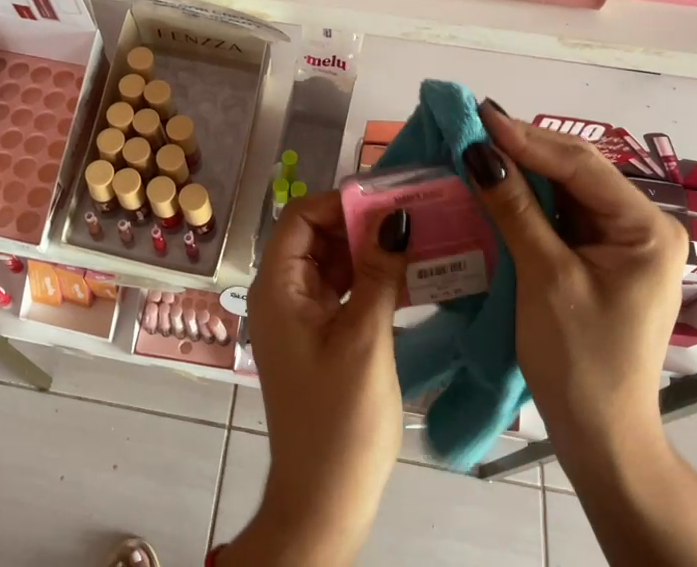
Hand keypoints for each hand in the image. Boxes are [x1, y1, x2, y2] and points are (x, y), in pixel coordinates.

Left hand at [225, 191, 407, 566]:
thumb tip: (395, 215)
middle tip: (414, 215)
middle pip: (315, 237)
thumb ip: (378, 272)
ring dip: (369, 252)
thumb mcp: (365, 336)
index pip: (300, 218)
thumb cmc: (341, 417)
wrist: (326, 497)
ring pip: (331, 264)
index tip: (389, 198)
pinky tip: (408, 277)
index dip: (340, 202)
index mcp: (277, 287)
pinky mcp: (319, 338)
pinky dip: (369, 280)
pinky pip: (341, 292)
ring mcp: (299, 318)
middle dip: (360, 224)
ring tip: (418, 239)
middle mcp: (281, 294)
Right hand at [467, 102, 688, 460]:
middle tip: (468, 125)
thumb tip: (477, 151)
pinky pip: (557, 217)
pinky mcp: (596, 259)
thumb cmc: (580, 359)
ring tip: (472, 145)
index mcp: (647, 228)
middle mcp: (640, 226)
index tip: (477, 115)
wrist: (600, 434)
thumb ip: (513, 209)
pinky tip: (490, 185)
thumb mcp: (544, 278)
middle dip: (521, 149)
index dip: (526, 137)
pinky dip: (522, 202)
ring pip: (562, 192)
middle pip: (574, 172)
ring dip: (518, 173)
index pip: (581, 165)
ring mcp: (619, 243)